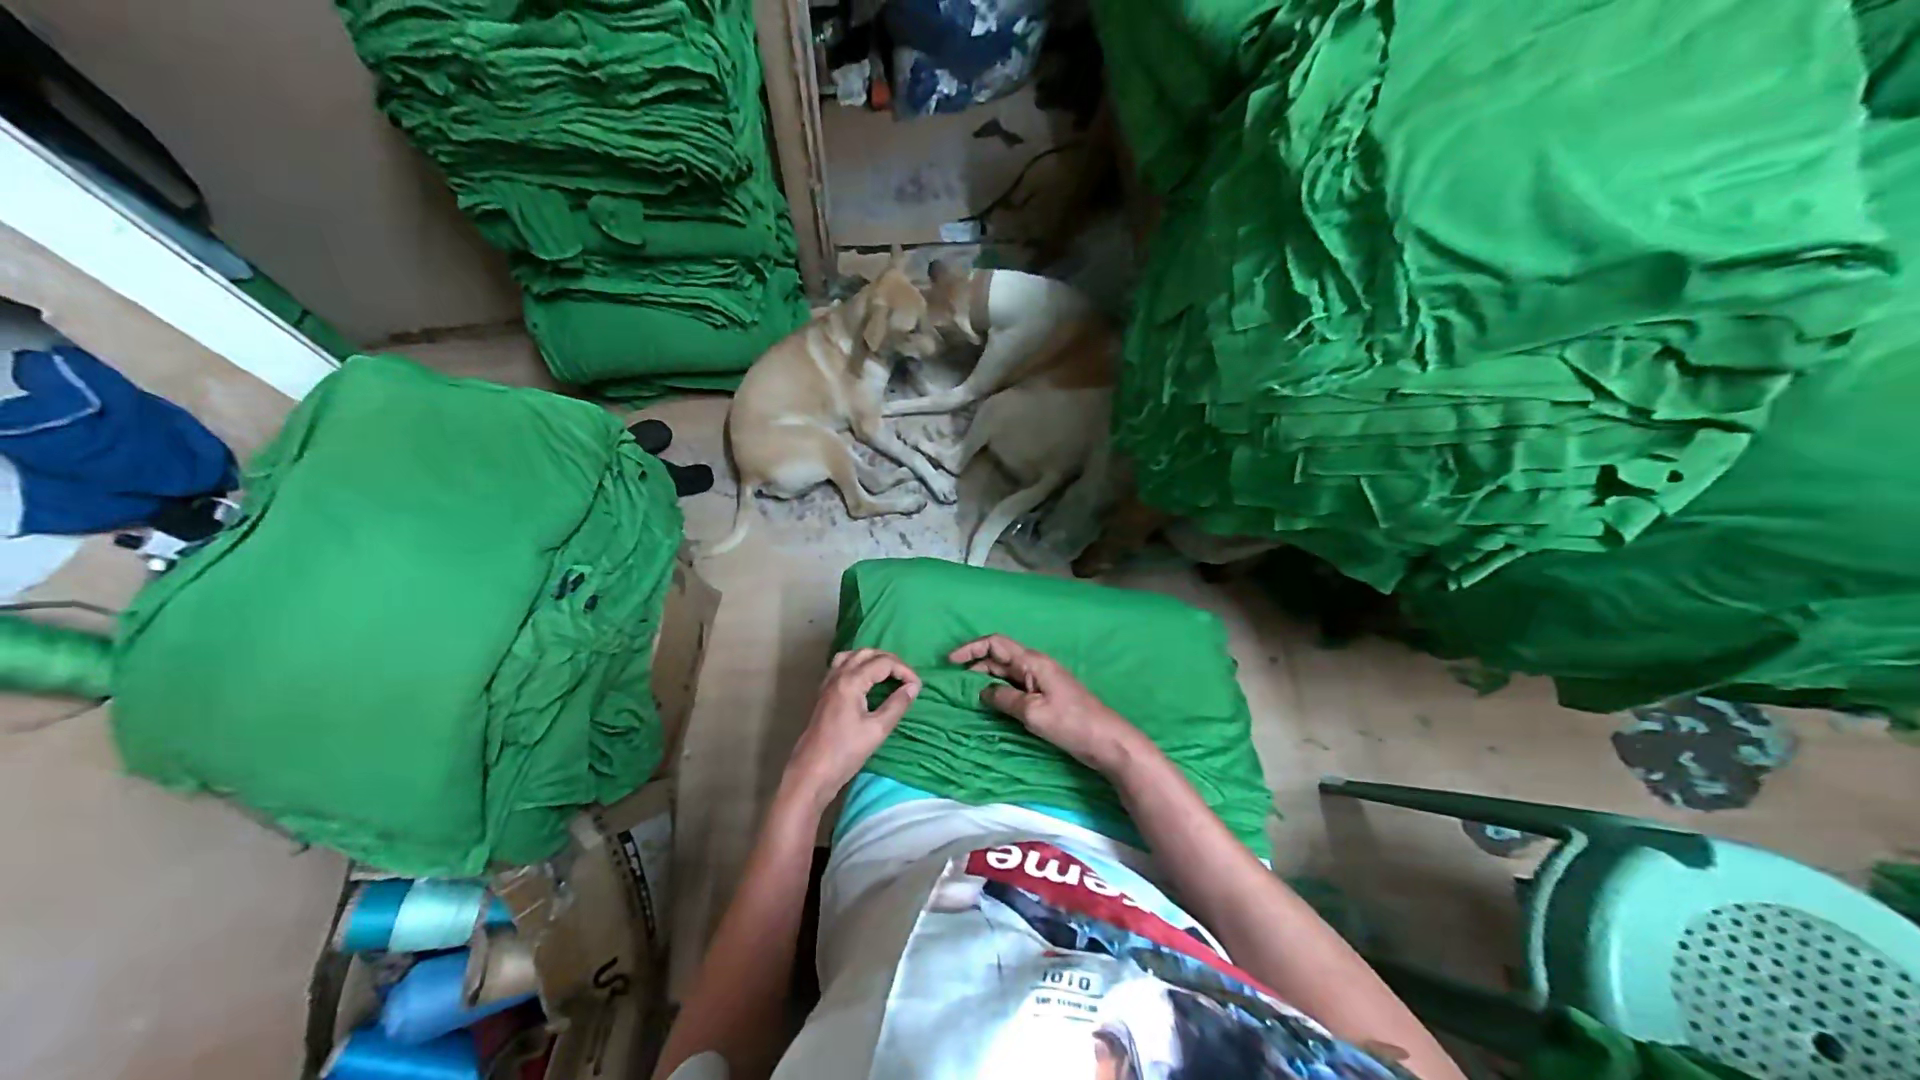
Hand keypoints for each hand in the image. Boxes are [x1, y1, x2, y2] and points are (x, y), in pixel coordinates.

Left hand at [784, 648, 920, 806]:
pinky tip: (866, 680)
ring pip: (852, 656)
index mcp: (851, 681)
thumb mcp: (877, 730)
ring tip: (888, 673)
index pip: (883, 662)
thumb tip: (913, 687)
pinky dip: (857, 665)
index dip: (904, 670)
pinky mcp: (824, 693)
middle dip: (890, 660)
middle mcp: (838, 676)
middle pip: (867, 653)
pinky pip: (841, 666)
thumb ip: (897, 705)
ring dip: (872, 659)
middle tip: (906, 677)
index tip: (917, 686)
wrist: (812, 772)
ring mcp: (828, 683)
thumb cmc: (845, 752)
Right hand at [949, 634, 1148, 776]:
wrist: (1107, 741)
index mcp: (1033, 662)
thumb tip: (983, 691)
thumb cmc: (1072, 723)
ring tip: (964, 695)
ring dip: (985, 680)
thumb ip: (1004, 698)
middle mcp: (1035, 666)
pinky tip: (989, 706)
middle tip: (953, 683)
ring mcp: (1041, 682)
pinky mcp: (1045, 698)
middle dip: (974, 665)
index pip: (996, 643)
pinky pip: (1015, 689)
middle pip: (999, 658)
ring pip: (1006, 674)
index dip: (971, 648)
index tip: (950, 661)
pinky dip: (999, 693)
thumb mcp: (1033, 711)